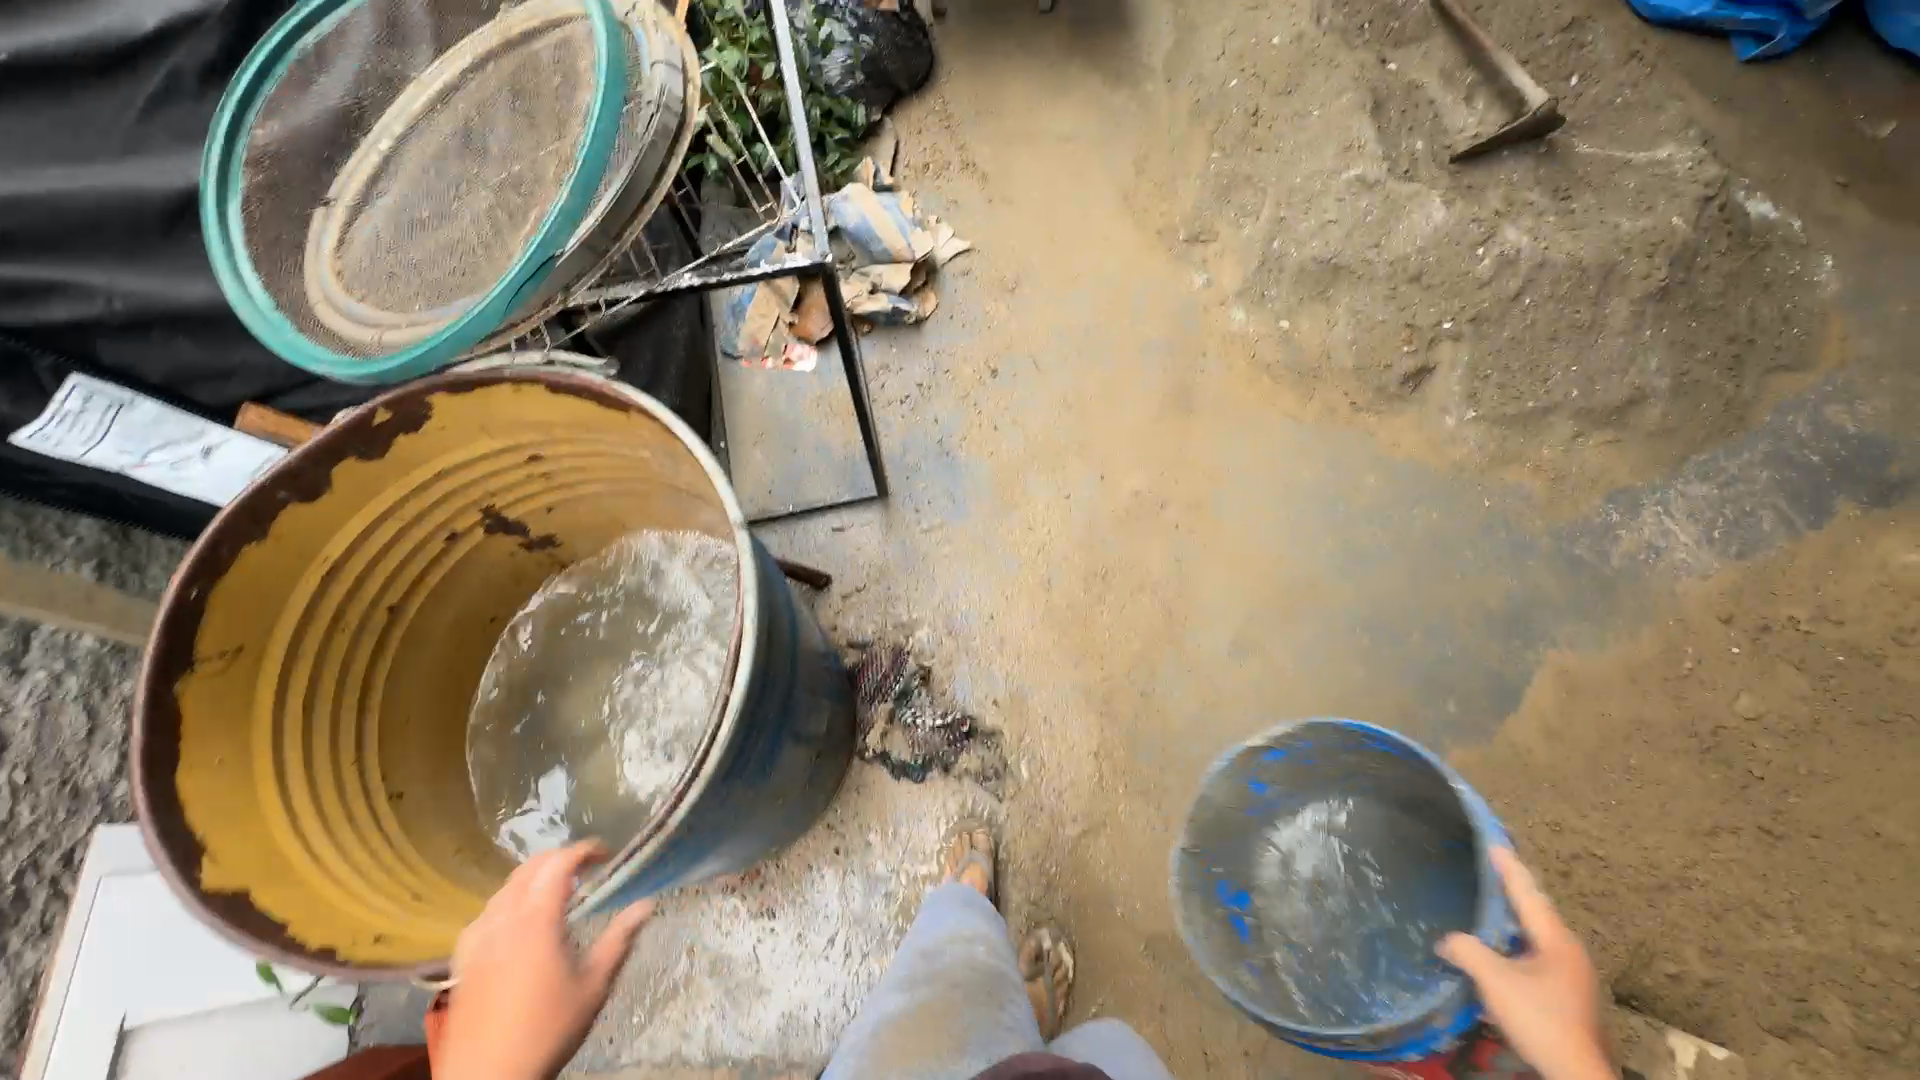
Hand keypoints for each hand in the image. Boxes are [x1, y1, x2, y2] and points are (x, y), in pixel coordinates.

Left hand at [435, 842, 654, 1079]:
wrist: (488, 1078)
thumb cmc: (548, 1028)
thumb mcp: (594, 984)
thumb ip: (619, 938)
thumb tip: (646, 903)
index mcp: (537, 919)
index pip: (560, 863)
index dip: (585, 850)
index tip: (606, 855)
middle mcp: (504, 919)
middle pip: (529, 868)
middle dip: (559, 859)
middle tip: (586, 870)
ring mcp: (478, 939)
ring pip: (504, 888)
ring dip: (532, 879)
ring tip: (556, 893)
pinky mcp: (463, 959)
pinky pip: (485, 913)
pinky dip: (507, 902)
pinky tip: (516, 922)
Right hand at [1437, 848, 1612, 1079]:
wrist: (1576, 1072)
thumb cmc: (1538, 1018)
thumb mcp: (1495, 981)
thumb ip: (1467, 950)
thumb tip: (1446, 939)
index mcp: (1555, 939)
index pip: (1526, 892)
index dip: (1507, 866)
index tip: (1493, 842)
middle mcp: (1568, 949)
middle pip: (1535, 910)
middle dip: (1511, 889)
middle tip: (1488, 869)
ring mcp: (1571, 972)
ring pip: (1536, 933)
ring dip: (1512, 917)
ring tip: (1488, 905)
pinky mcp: (1567, 991)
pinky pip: (1536, 951)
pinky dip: (1515, 939)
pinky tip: (1500, 947)